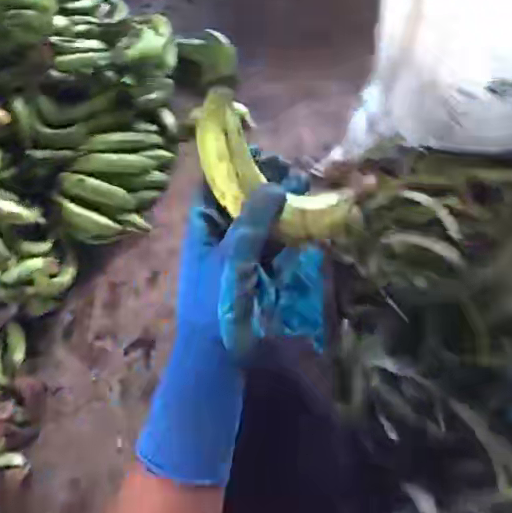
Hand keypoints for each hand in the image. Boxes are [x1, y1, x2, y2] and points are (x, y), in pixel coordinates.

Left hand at [136, 185, 286, 485]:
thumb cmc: (216, 300)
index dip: (235, 165)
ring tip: (306, 197)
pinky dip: (289, 237)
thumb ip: (254, 219)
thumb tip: (276, 185)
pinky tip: (308, 229)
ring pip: (263, 221)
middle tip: (295, 178)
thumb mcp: (233, 255)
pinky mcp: (256, 273)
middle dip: (268, 186)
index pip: (215, 182)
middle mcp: (221, 233)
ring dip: (283, 210)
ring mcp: (239, 253)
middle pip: (243, 199)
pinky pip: (275, 246)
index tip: (265, 156)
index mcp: (203, 224)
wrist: (215, 356)